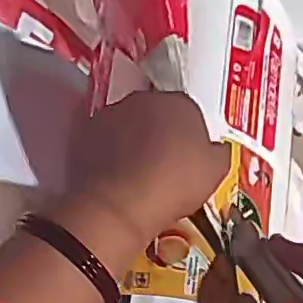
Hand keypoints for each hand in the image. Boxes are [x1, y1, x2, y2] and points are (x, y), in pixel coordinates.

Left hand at [63, 91, 231, 239]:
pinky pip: (103, 142)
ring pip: (127, 126)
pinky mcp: (85, 133)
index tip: (186, 163)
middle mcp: (144, 99)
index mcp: (181, 103)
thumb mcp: (215, 173)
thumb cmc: (175, 185)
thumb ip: (217, 154)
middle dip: (158, 136)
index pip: (189, 114)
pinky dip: (108, 155)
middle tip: (161, 168)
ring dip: (131, 143)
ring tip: (134, 175)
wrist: (122, 203)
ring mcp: (111, 113)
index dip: (188, 140)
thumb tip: (215, 150)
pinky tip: (114, 177)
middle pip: (155, 115)